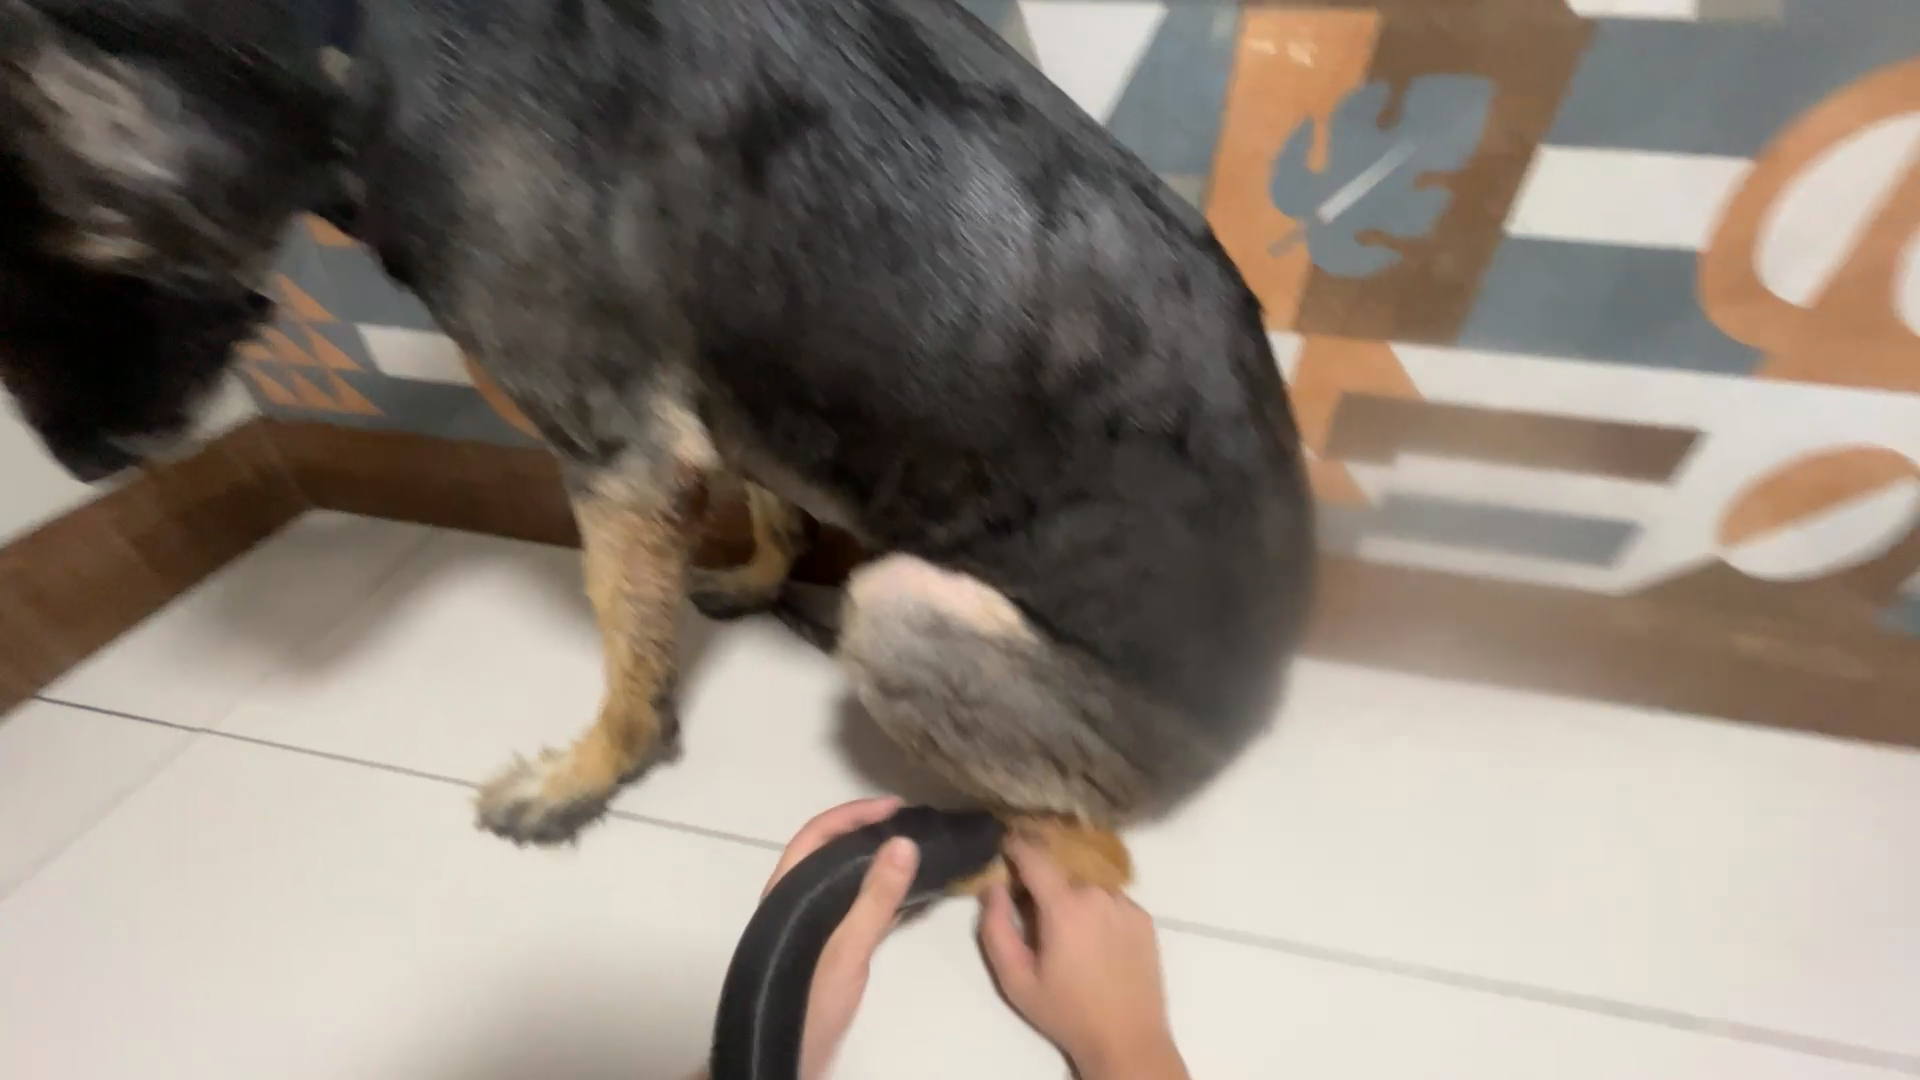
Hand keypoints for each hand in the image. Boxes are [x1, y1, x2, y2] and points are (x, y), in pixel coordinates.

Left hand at [762, 797, 918, 1079]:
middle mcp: (799, 900)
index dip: (854, 814)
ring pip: (847, 878)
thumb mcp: (846, 949)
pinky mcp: (831, 948)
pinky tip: (913, 897)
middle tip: (910, 823)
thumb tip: (903, 842)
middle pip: (833, 851)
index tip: (895, 807)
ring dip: (879, 861)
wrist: (788, 1063)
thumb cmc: (808, 1003)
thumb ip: (874, 898)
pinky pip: (860, 906)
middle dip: (870, 831)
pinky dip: (886, 895)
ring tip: (916, 850)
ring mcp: (816, 924)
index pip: (818, 833)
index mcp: (789, 891)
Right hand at [977, 839, 1186, 1079]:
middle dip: (1044, 882)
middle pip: (1060, 872)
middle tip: (1035, 912)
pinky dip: (1098, 909)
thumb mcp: (1016, 980)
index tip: (1005, 845)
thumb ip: (995, 928)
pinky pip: (1111, 899)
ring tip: (1070, 933)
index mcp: (1064, 905)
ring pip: (1087, 884)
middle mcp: (1097, 893)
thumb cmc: (1066, 1012)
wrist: (1128, 1042)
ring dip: (1073, 896)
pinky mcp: (1144, 916)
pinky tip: (1097, 941)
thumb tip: (994, 887)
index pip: (1034, 856)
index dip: (1016, 847)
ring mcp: (1125, 902)